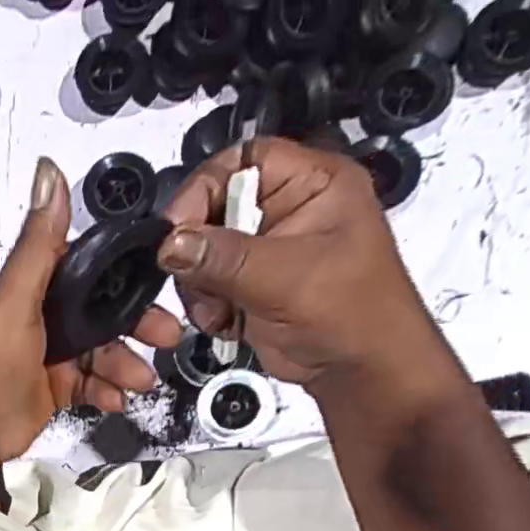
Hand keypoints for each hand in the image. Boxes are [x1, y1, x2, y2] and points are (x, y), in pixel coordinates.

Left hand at [0, 158, 180, 467]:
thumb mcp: (15, 301)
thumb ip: (38, 245)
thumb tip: (48, 172)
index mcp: (33, 290)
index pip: (86, 268)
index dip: (122, 271)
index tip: (158, 276)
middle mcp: (44, 318)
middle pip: (103, 312)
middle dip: (137, 324)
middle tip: (167, 336)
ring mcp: (51, 356)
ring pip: (103, 352)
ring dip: (126, 364)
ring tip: (141, 381)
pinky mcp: (56, 388)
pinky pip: (92, 384)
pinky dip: (108, 391)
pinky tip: (117, 400)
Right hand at [158, 137, 448, 390]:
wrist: (356, 370)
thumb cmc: (353, 315)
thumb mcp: (285, 277)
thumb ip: (225, 257)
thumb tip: (173, 243)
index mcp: (312, 183)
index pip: (243, 160)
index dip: (204, 188)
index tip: (178, 227)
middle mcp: (284, 210)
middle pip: (213, 209)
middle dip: (199, 251)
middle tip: (201, 280)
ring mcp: (263, 250)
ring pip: (201, 252)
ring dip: (200, 287)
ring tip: (223, 310)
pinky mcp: (247, 284)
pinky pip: (204, 285)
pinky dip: (206, 306)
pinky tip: (227, 321)